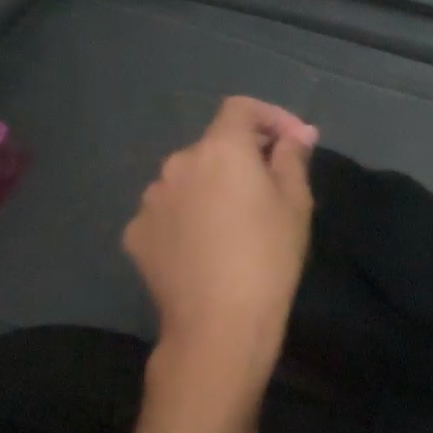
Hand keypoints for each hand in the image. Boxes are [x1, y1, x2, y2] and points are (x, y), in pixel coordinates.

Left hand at [125, 95, 317, 356]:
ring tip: (237, 222)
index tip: (296, 142)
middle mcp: (178, 164)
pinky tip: (207, 246)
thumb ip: (293, 158)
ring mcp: (150, 200)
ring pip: (189, 178)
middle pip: (215, 145)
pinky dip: (189, 216)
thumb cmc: (269, 256)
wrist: (219, 324)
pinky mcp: (136, 234)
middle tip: (273, 187)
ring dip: (214, 186)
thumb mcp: (297, 203)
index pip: (241, 108)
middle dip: (245, 156)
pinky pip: (169, 211)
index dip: (272, 117)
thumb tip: (297, 134)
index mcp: (220, 150)